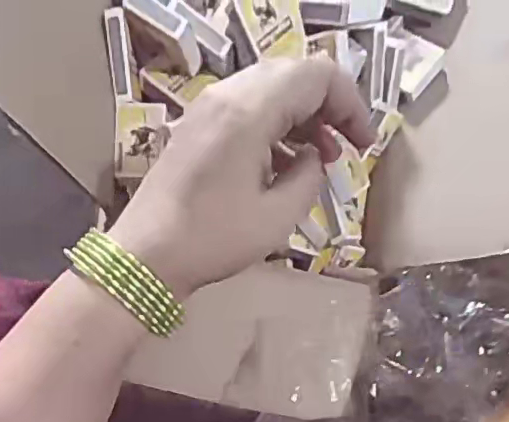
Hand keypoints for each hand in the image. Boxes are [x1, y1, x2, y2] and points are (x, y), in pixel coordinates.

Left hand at [107, 57, 375, 295]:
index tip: (363, 145)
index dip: (351, 105)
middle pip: (292, 76)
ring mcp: (205, 110)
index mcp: (251, 109)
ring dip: (298, 120)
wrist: (145, 258)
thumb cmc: (211, 241)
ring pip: (267, 92)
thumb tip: (312, 159)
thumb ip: (307, 179)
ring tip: (312, 163)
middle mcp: (227, 95)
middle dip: (326, 109)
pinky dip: (269, 130)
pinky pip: (242, 112)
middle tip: (340, 152)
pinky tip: (276, 167)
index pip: (319, 76)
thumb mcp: (275, 219)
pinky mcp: (193, 131)